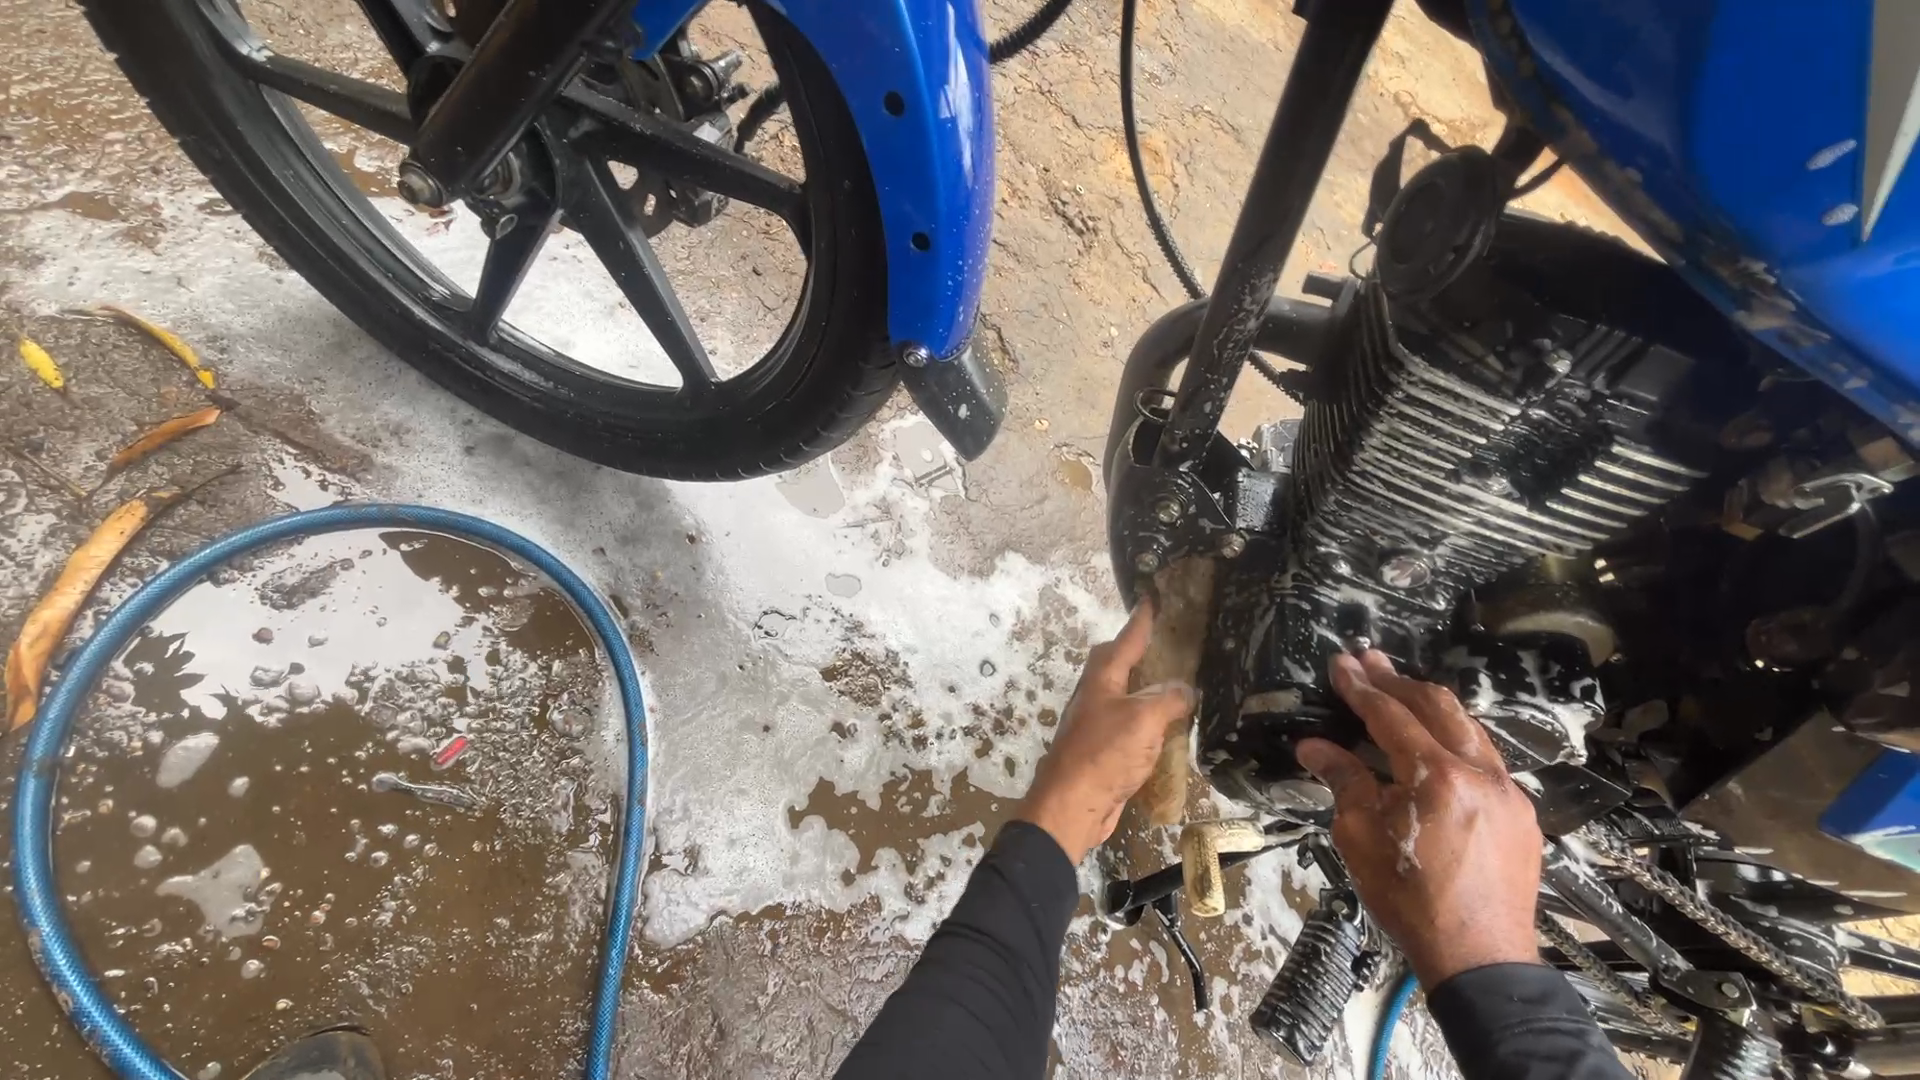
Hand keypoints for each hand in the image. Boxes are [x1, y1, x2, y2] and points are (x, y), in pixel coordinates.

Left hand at [1016, 603, 1194, 863]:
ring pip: (1126, 696)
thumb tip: (1184, 688)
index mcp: (1102, 679)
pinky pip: (1131, 726)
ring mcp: (1098, 723)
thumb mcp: (1142, 719)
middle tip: (1169, 644)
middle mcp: (1097, 695)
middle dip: (1139, 651)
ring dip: (1147, 688)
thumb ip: (1166, 698)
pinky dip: (1150, 722)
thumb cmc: (1104, 754)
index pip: (1126, 639)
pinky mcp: (1104, 751)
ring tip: (1178, 685)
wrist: (1071, 805)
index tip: (1152, 596)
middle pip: (1117, 663)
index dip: (1141, 619)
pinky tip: (1169, 730)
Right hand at [1295, 650, 1543, 986]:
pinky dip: (1453, 736)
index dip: (1361, 687)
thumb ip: (1344, 781)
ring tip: (1399, 688)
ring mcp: (1508, 791)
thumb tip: (1314, 746)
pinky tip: (1435, 740)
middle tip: (1368, 659)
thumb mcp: (1360, 836)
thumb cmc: (1408, 896)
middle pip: (1437, 706)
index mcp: (1436, 776)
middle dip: (1397, 680)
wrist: (1480, 957)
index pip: (1390, 715)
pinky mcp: (1521, 812)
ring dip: (1429, 704)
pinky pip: (1484, 757)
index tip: (1340, 662)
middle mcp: (1480, 772)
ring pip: (1468, 727)